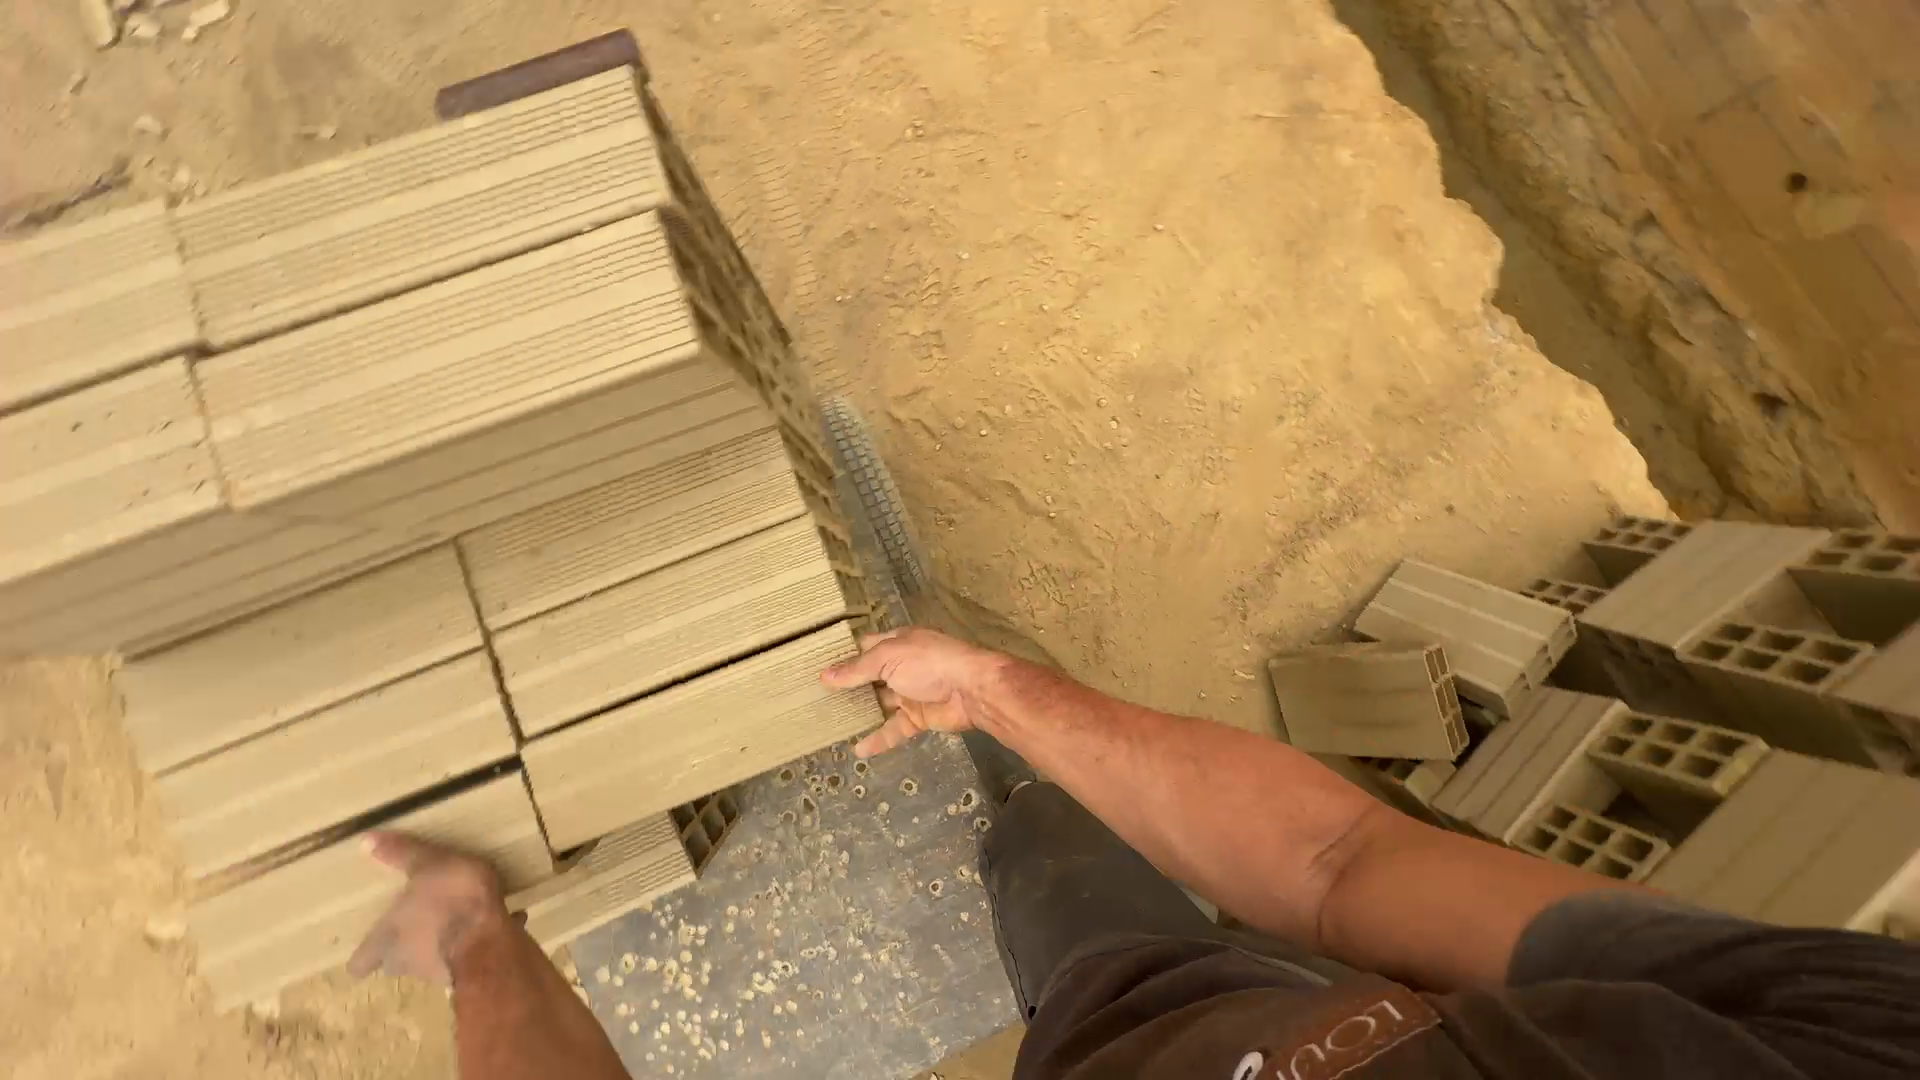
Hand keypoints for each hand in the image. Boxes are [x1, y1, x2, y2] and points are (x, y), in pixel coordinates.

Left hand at [348, 832, 509, 983]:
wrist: (487, 938)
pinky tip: (501, 920)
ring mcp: (436, 970)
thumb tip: (364, 840)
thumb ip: (401, 854)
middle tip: (424, 925)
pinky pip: (474, 950)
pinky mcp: (471, 968)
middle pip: (395, 962)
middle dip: (409, 946)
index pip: (359, 963)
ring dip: (446, 941)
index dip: (366, 954)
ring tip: (468, 918)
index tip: (376, 943)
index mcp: (386, 939)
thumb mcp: (428, 864)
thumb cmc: (450, 899)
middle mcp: (404, 961)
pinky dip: (482, 937)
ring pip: (433, 958)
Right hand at [820, 627, 1003, 756]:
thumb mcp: (888, 658)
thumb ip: (857, 670)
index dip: (843, 655)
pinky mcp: (918, 717)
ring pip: (879, 704)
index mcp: (897, 643)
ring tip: (830, 723)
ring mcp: (910, 693)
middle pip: (869, 677)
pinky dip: (879, 739)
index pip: (865, 647)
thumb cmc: (929, 663)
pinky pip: (894, 729)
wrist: (971, 690)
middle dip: (848, 686)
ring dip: (860, 713)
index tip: (816, 665)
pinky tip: (859, 750)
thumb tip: (825, 675)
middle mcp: (901, 666)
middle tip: (816, 698)